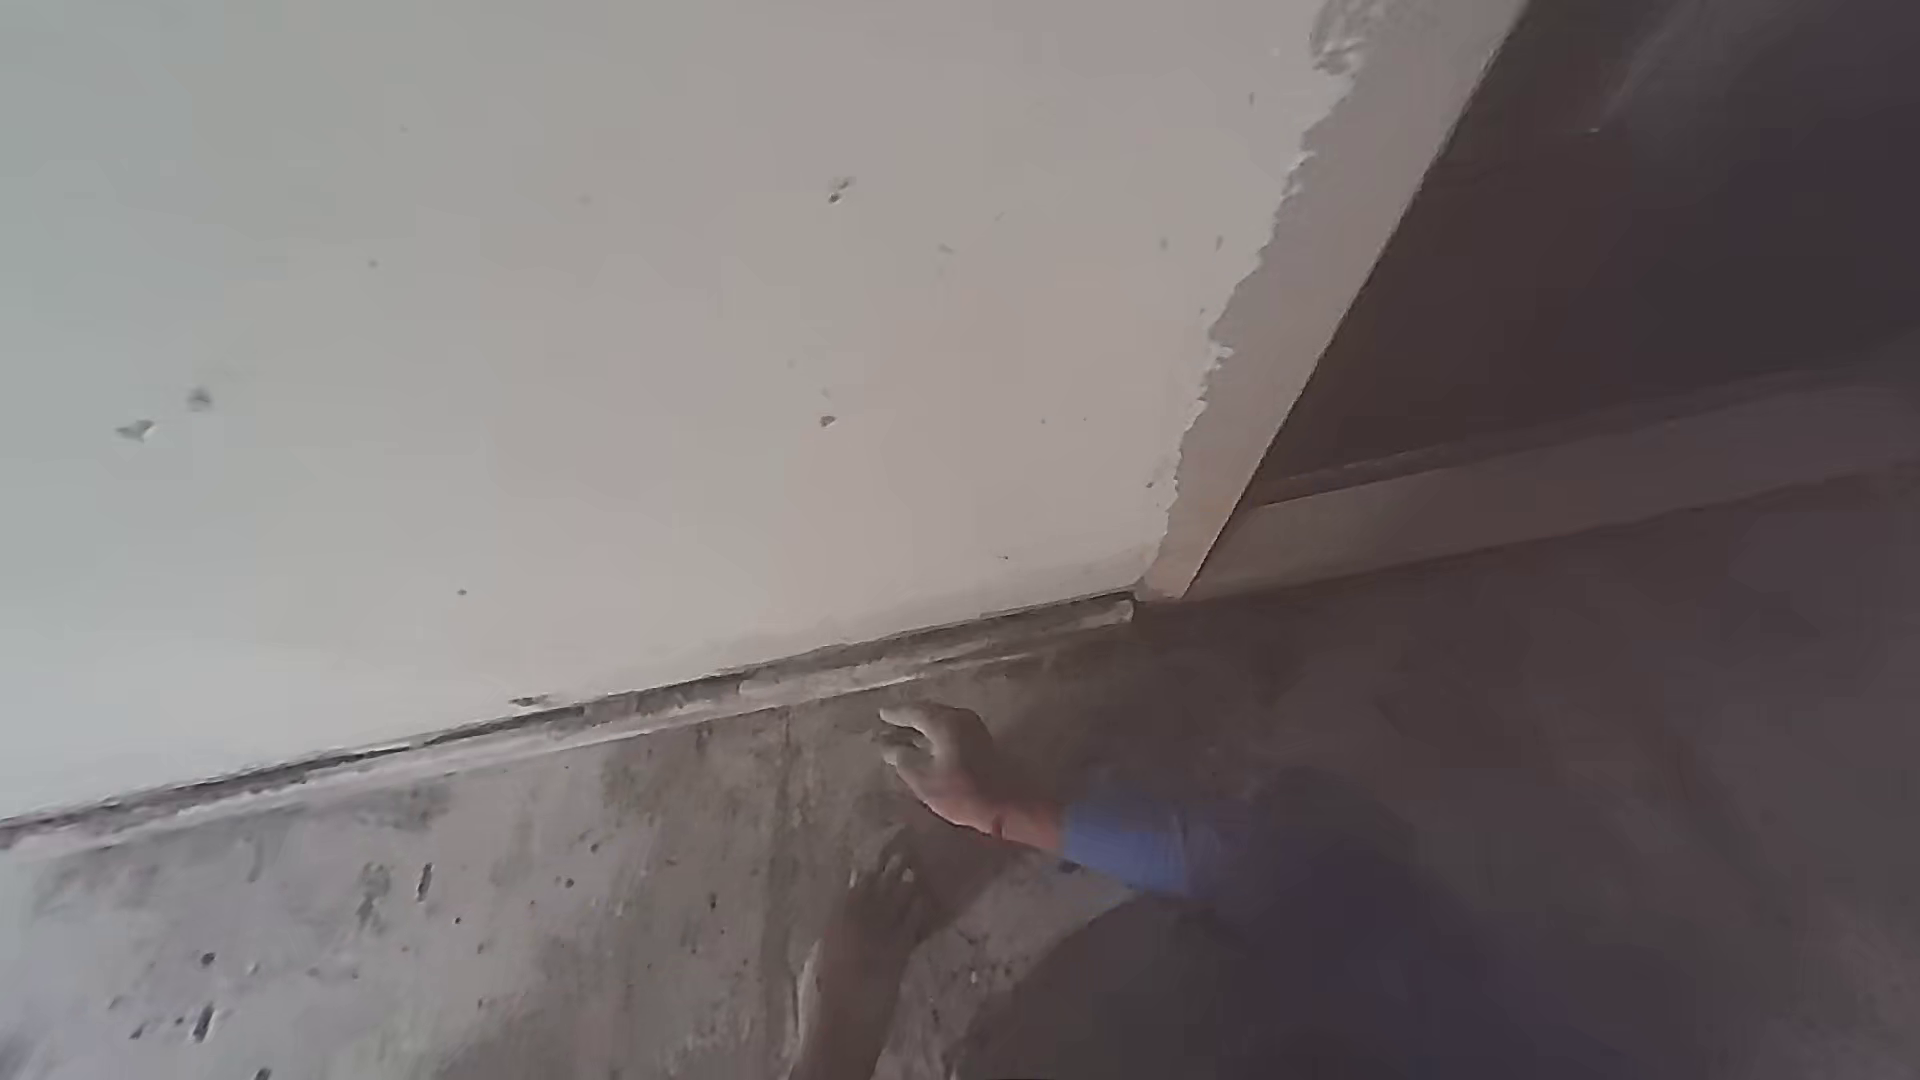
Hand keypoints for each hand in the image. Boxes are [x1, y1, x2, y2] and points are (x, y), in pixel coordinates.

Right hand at [878, 703, 1060, 850]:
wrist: (1007, 803)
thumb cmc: (963, 792)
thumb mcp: (924, 779)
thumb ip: (904, 759)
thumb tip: (889, 746)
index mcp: (945, 722)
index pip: (914, 711)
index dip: (896, 714)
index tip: (881, 714)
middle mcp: (959, 717)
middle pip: (928, 712)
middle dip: (908, 718)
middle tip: (889, 721)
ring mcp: (972, 727)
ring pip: (940, 720)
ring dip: (921, 726)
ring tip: (903, 733)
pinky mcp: (979, 739)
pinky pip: (949, 728)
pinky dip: (933, 733)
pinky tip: (925, 743)